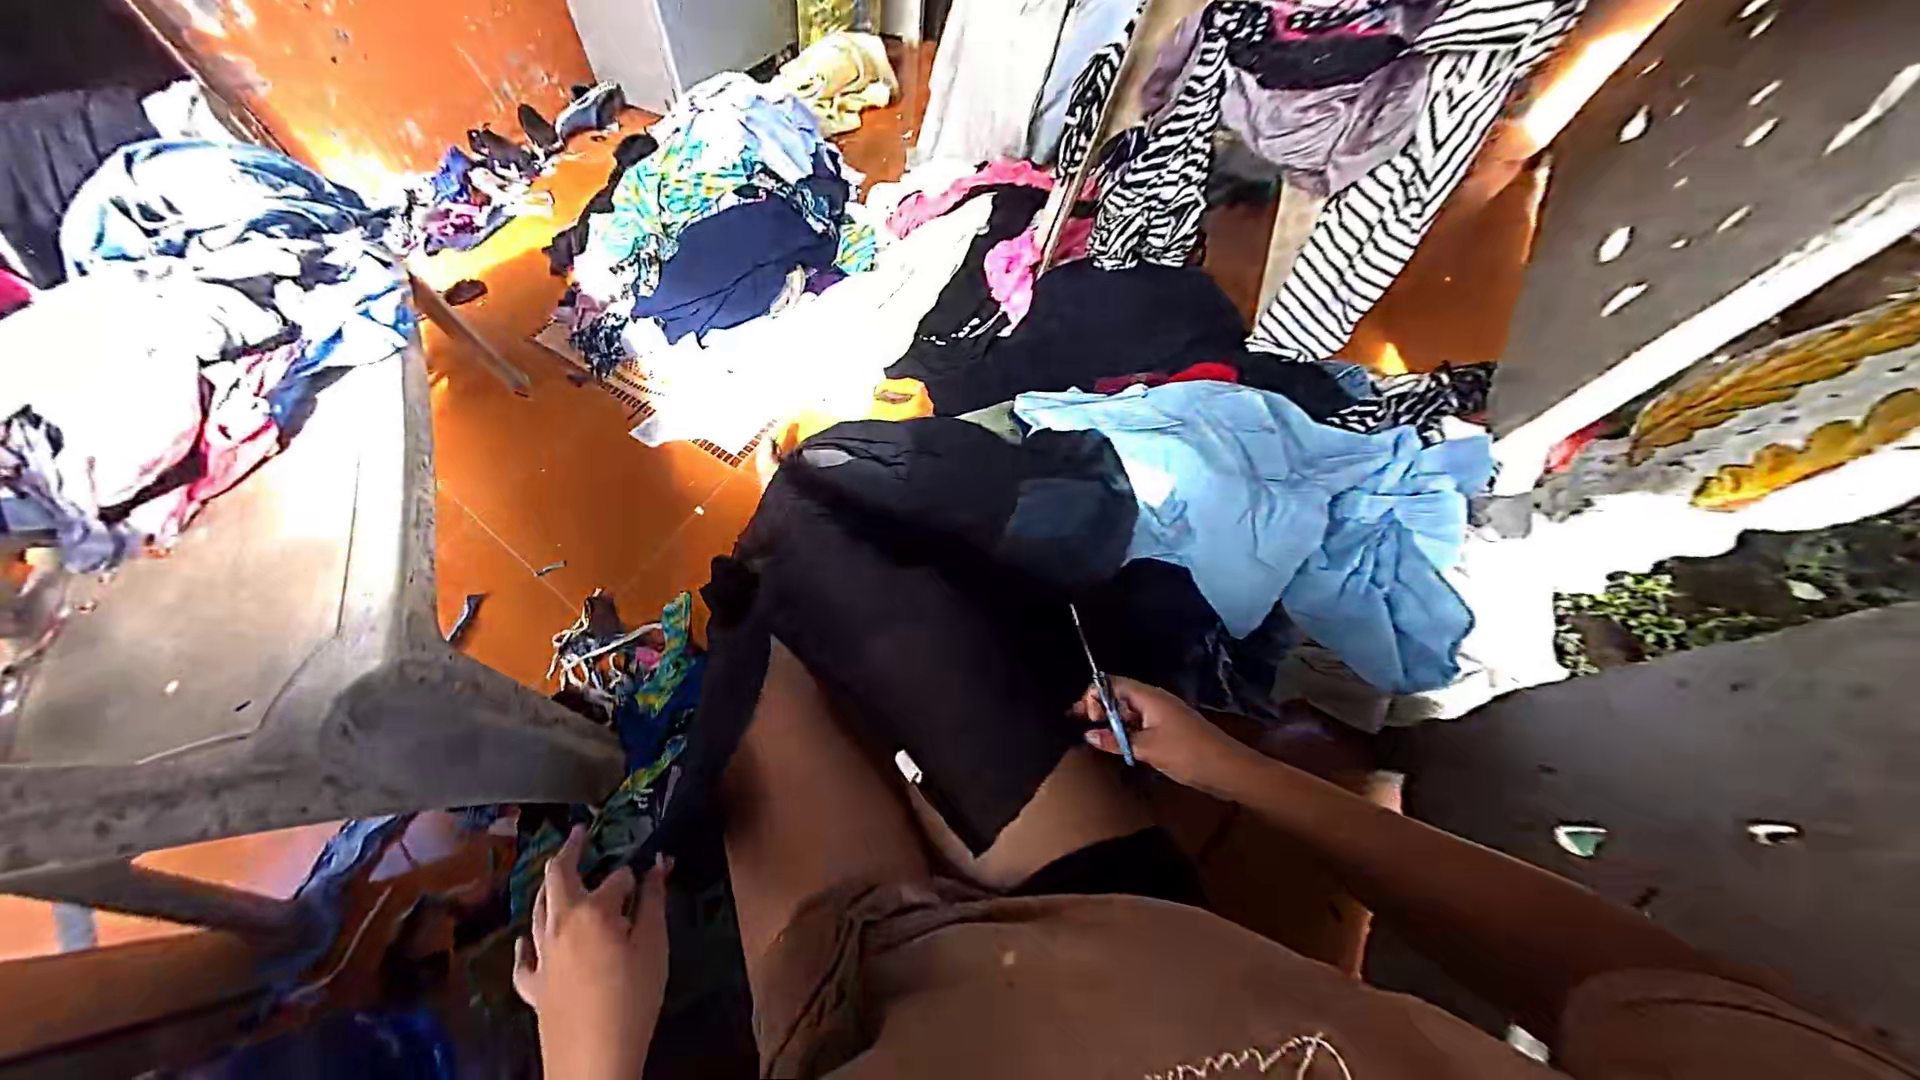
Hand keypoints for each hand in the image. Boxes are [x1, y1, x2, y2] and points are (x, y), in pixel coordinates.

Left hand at [514, 825, 670, 1079]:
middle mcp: (560, 925)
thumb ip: (654, 899)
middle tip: (580, 831)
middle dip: (569, 851)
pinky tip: (527, 937)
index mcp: (593, 911)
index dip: (637, 876)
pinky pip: (524, 958)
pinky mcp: (533, 988)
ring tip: (558, 870)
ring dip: (548, 886)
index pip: (618, 878)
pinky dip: (527, 941)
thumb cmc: (633, 996)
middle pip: (558, 878)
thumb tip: (659, 862)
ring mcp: (542, 958)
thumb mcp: (655, 943)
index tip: (653, 875)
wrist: (593, 1064)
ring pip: (539, 910)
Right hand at [1073, 677, 1255, 796]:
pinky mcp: (1169, 730)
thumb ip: (1116, 741)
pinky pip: (1140, 724)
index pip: (1112, 683)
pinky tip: (1119, 746)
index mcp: (1149, 696)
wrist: (1230, 770)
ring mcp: (1163, 715)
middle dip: (1099, 708)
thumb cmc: (1188, 753)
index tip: (1089, 718)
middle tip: (1082, 725)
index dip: (1095, 695)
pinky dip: (1126, 732)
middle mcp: (1154, 700)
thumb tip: (1088, 735)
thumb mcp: (1147, 748)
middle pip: (1119, 695)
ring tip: (1096, 739)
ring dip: (1112, 722)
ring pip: (1129, 711)